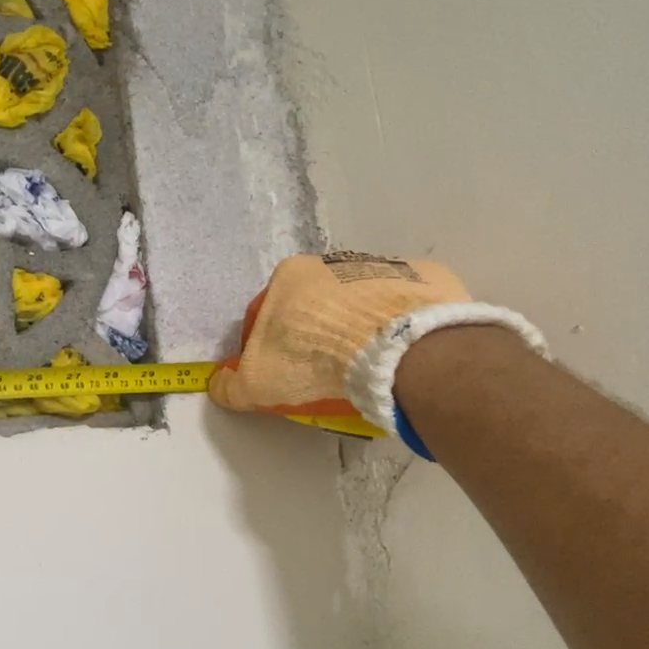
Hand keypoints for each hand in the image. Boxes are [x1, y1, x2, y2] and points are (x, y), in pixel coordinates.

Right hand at [208, 252, 541, 447]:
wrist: (401, 351)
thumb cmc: (315, 361)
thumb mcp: (257, 384)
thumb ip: (231, 385)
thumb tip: (220, 384)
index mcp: (287, 276)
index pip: (264, 314)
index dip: (263, 348)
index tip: (276, 375)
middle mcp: (334, 262)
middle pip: (314, 306)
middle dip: (313, 336)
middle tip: (320, 376)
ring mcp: (385, 267)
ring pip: (360, 305)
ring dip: (356, 331)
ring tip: (363, 369)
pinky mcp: (428, 280)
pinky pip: (404, 308)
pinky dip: (398, 328)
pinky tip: (397, 356)